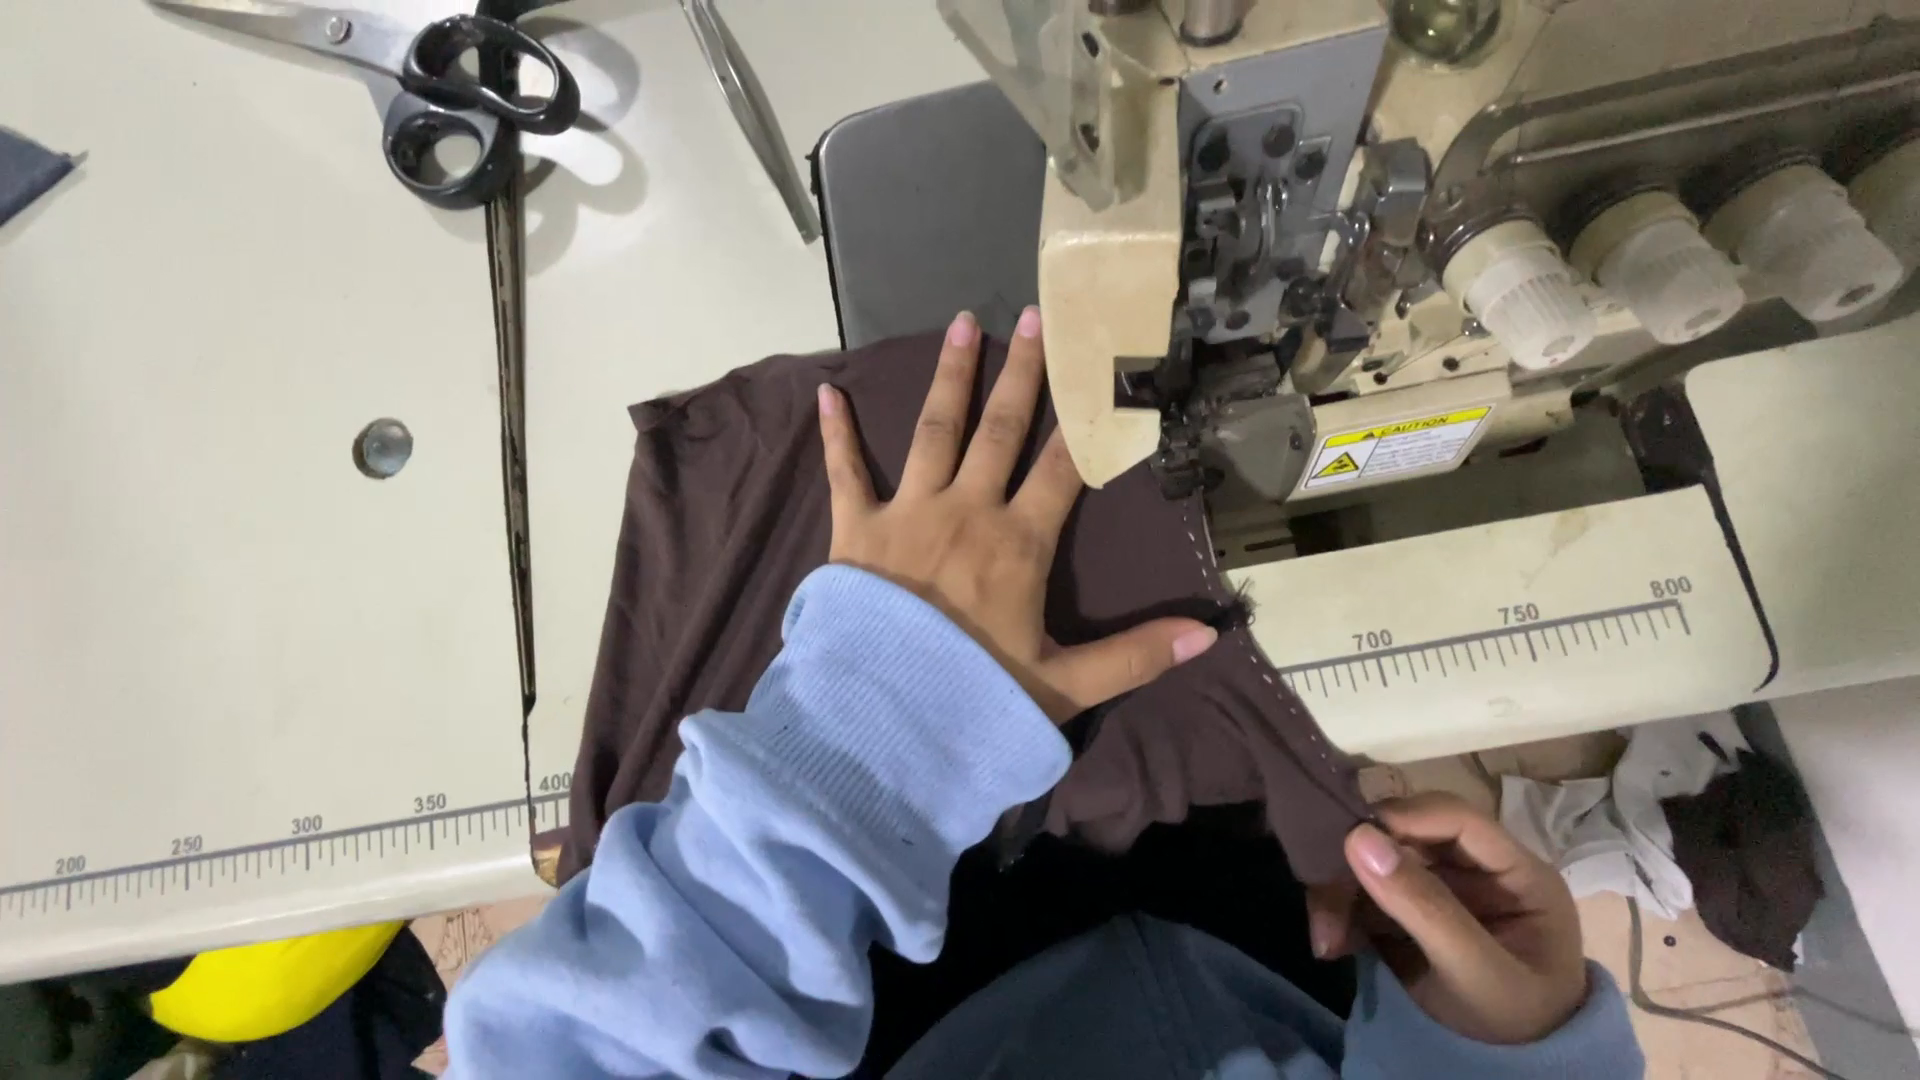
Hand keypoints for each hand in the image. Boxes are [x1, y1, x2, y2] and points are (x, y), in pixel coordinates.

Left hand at [814, 308, 1217, 723]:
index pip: (1066, 468)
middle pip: (1000, 429)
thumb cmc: (973, 700)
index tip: (1105, 369)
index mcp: (1018, 543)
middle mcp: (966, 511)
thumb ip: (1134, 657)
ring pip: (934, 430)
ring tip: (964, 323)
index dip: (1089, 419)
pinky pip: (845, 472)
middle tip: (1035, 315)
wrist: (881, 722)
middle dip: (1023, 373)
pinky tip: (826, 391)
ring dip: (951, 376)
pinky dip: (835, 434)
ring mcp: (908, 513)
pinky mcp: (856, 529)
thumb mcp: (1064, 686)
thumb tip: (1209, 636)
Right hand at [1307, 793, 1587, 1044]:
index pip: (1455, 817)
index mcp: (1514, 872)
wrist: (1500, 1078)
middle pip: (1400, 834)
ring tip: (1325, 938)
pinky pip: (1357, 886)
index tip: (1352, 838)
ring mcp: (1434, 885)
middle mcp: (1470, 867)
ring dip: (1337, 891)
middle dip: (1356, 865)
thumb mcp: (1477, 972)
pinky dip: (1336, 910)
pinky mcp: (1400, 905)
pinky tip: (1331, 943)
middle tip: (1323, 900)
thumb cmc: (1513, 1023)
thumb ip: (1425, 906)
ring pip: (1369, 857)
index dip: (1403, 818)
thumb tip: (1358, 836)